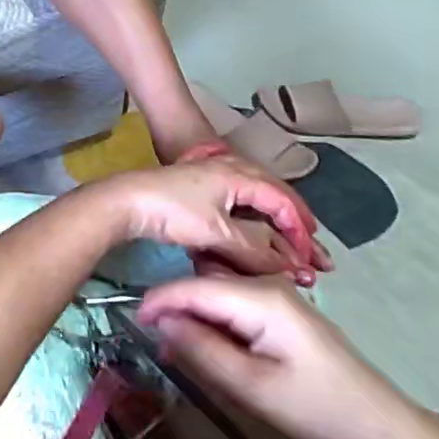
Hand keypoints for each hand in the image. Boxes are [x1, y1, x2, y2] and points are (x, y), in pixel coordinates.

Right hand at [137, 276, 422, 438]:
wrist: (382, 424)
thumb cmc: (317, 408)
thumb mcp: (252, 386)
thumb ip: (202, 349)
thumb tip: (161, 322)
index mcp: (259, 297)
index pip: (192, 288)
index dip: (158, 301)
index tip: (133, 321)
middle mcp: (265, 285)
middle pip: (203, 288)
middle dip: (176, 314)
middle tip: (161, 350)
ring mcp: (276, 295)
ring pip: (217, 297)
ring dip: (195, 322)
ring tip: (182, 355)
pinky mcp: (281, 310)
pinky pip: (235, 307)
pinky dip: (216, 326)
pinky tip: (212, 351)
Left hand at [172, 148, 329, 283]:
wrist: (125, 200)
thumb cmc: (172, 211)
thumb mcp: (216, 233)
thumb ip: (254, 251)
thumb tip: (289, 270)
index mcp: (238, 174)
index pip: (282, 199)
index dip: (300, 228)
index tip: (312, 255)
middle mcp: (228, 168)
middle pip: (271, 193)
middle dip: (293, 220)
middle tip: (311, 245)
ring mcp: (209, 175)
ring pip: (251, 195)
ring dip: (271, 218)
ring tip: (286, 239)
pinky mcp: (194, 187)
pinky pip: (232, 198)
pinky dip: (247, 215)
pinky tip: (248, 227)